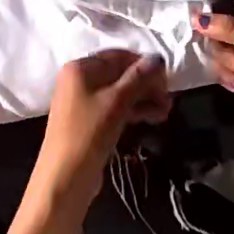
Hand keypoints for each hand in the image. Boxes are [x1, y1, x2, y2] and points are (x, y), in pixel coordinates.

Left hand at [32, 50, 171, 210]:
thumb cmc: (89, 132)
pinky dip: (133, 111)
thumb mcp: (117, 102)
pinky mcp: (89, 122)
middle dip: (146, 84)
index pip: (117, 56)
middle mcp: (79, 80)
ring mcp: (83, 102)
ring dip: (143, 99)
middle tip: (169, 98)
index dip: (143, 64)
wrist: (65, 177)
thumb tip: (158, 58)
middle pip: (119, 74)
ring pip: (119, 93)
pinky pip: (114, 108)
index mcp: (80, 68)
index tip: (167, 78)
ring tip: (166, 111)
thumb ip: (139, 78)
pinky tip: (153, 117)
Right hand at [195, 9, 233, 159]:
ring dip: (233, 66)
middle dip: (227, 47)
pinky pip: (218, 71)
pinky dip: (229, 78)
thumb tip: (196, 17)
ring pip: (217, 53)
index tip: (201, 18)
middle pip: (218, 31)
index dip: (216, 12)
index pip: (231, 7)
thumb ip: (230, 29)